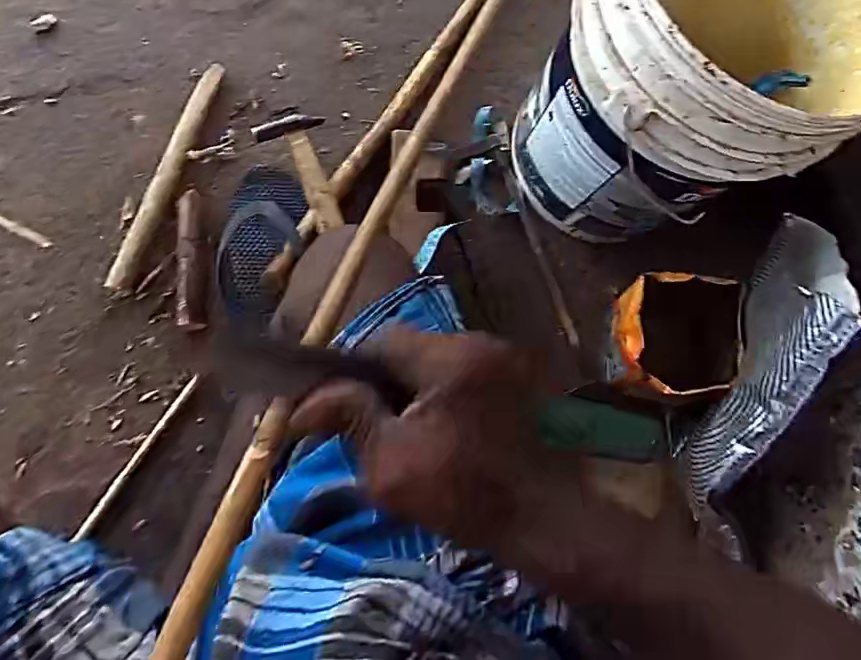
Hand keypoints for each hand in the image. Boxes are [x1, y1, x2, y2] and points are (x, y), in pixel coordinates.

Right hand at [289, 329, 860, 658]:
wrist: (552, 524)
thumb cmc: (468, 496)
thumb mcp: (393, 466)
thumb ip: (351, 418)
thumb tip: (308, 399)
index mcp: (449, 356)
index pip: (382, 337)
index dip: (353, 365)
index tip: (337, 396)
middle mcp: (479, 342)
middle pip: (412, 346)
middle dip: (385, 377)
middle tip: (372, 417)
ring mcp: (505, 358)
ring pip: (438, 360)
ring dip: (416, 386)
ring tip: (409, 428)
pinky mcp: (521, 377)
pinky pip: (466, 373)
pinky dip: (446, 393)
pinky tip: (446, 430)